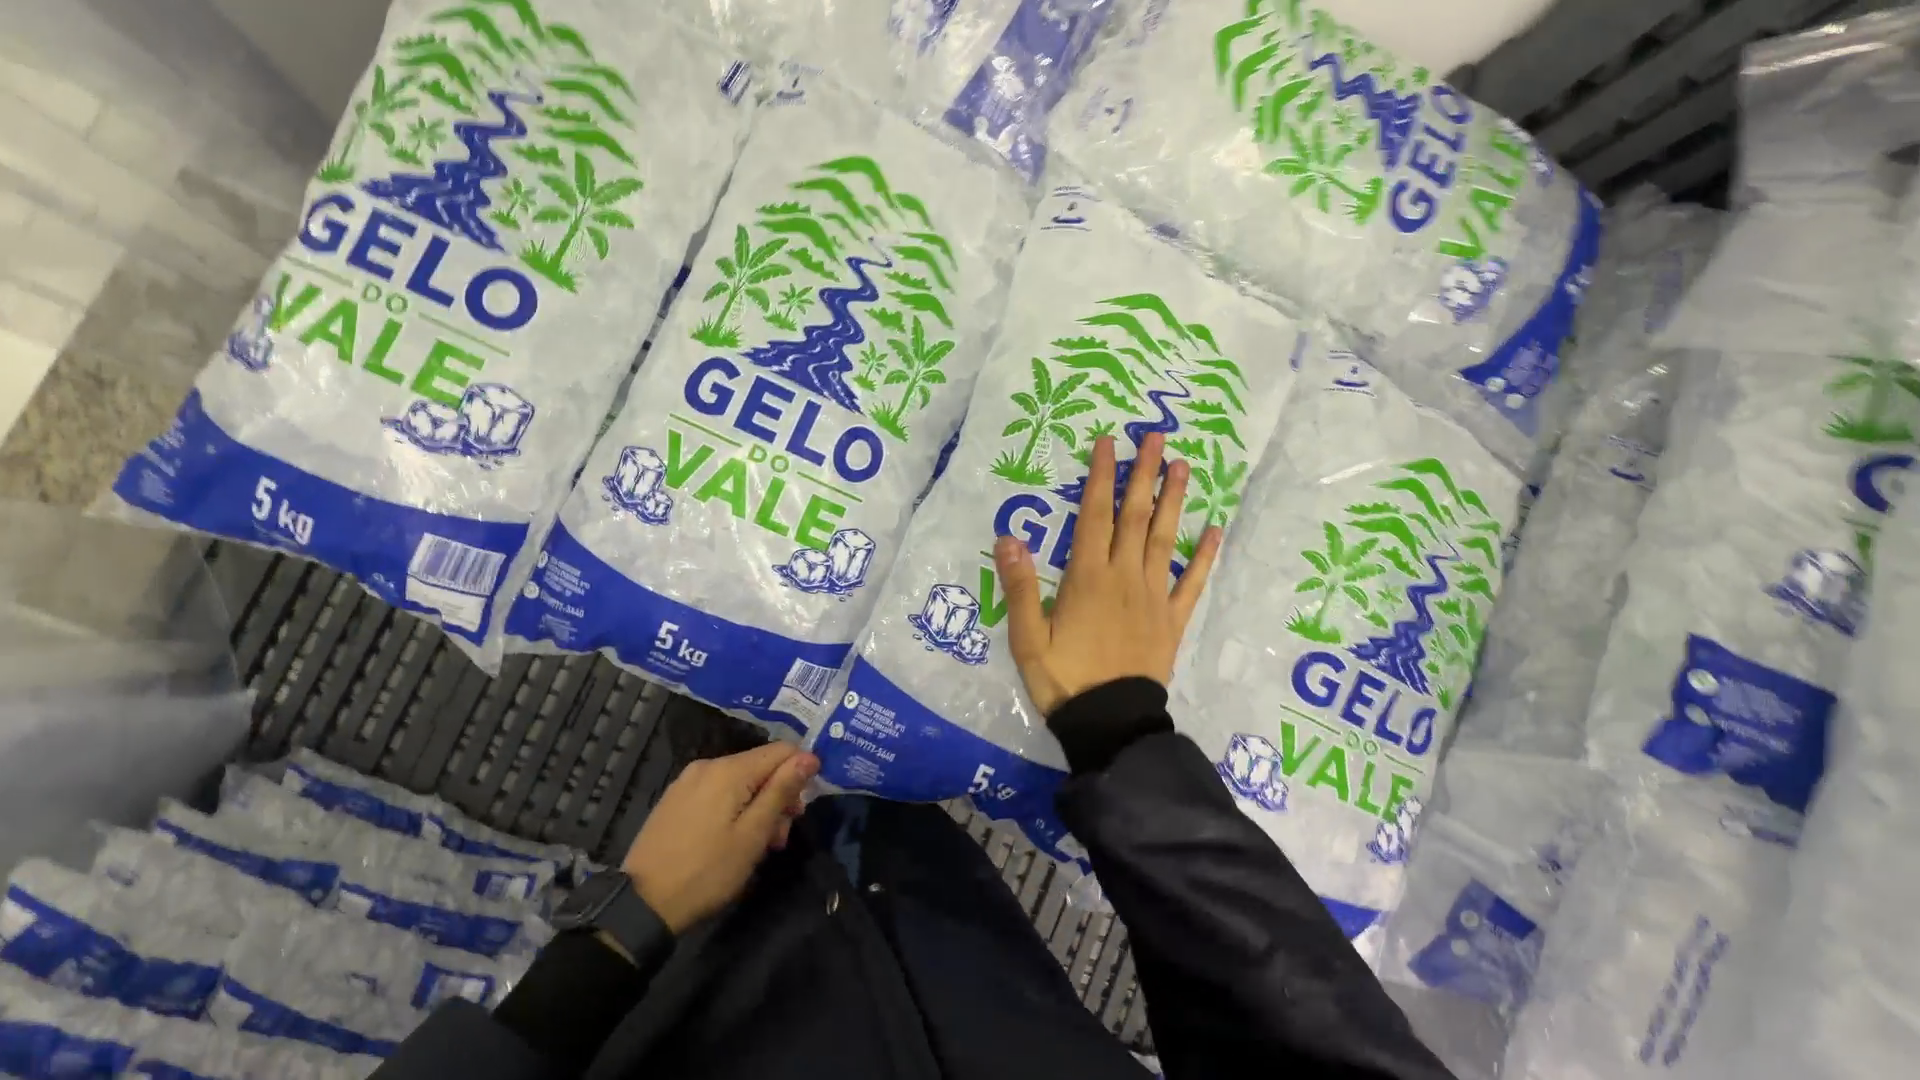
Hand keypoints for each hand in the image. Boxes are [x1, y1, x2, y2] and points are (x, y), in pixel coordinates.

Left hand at [621, 742, 817, 932]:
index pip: (782, 750)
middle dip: (778, 797)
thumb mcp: (753, 835)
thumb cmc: (707, 871)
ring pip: (739, 781)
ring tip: (757, 847)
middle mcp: (707, 765)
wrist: (642, 904)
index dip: (801, 773)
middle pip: (760, 767)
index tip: (801, 811)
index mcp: (729, 770)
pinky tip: (730, 840)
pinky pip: (717, 792)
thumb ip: (781, 791)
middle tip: (779, 839)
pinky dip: (734, 809)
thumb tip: (809, 757)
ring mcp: (687, 782)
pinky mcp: (675, 799)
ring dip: (757, 807)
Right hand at [996, 433, 1222, 715]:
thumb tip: (1008, 537)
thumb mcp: (1026, 638)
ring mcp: (1153, 597)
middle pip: (1135, 516)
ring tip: (1182, 466)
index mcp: (1087, 578)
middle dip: (1144, 474)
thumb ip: (1019, 586)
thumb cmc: (1063, 680)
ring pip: (1164, 539)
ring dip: (1174, 500)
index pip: (1094, 515)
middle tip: (1156, 437)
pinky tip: (1214, 531)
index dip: (1101, 476)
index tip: (1108, 443)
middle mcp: (1124, 577)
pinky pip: (1192, 583)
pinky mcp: (1172, 621)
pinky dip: (1204, 556)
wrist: (1109, 722)